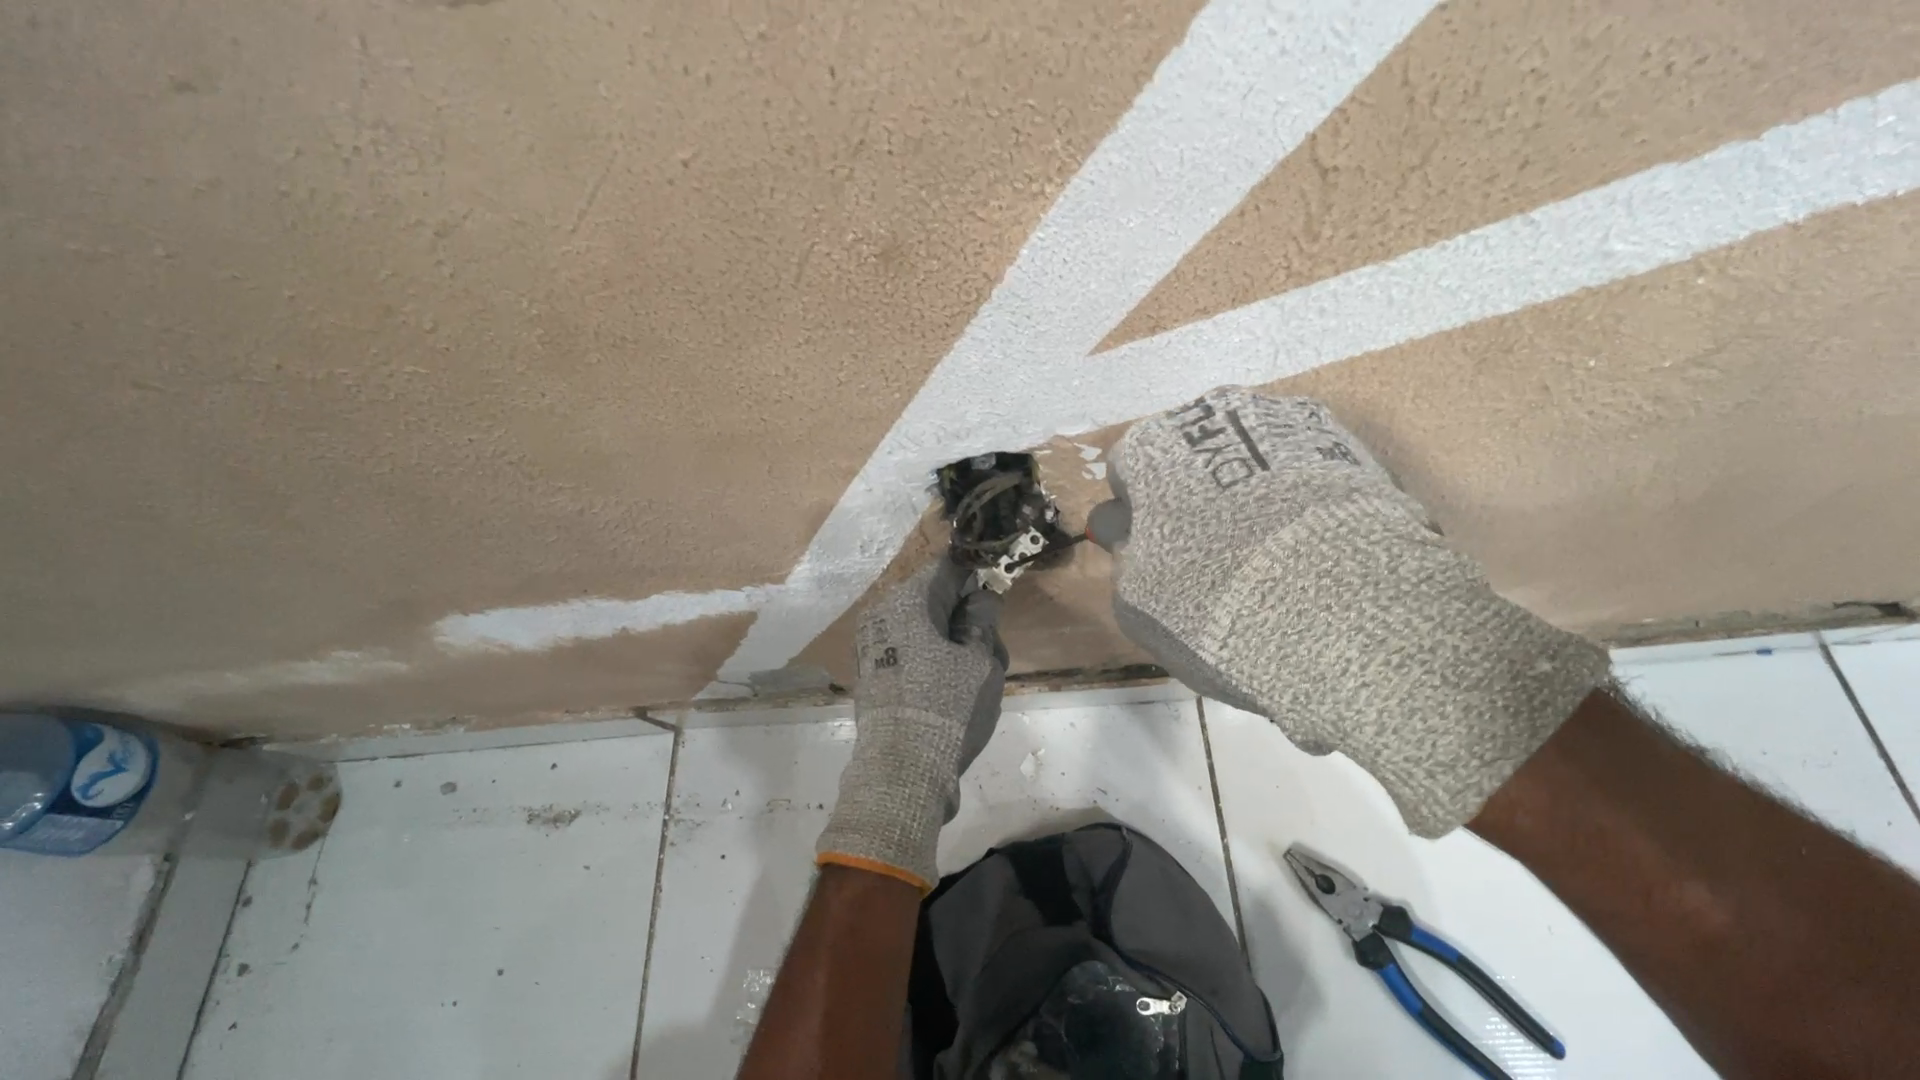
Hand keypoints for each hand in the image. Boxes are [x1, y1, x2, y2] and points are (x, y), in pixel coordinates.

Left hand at [816, 558, 1006, 889]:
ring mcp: (871, 647)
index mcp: (906, 602)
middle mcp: (881, 615)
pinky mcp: (871, 676)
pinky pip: (907, 652)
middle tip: (991, 650)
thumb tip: (981, 598)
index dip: (976, 578)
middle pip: (932, 599)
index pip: (948, 568)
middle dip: (964, 618)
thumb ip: (982, 622)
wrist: (902, 772)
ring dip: (948, 642)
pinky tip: (949, 691)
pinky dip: (930, 660)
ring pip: (921, 628)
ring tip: (974, 677)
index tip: (998, 597)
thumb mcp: (982, 662)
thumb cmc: (948, 709)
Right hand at [1100, 386, 1608, 836]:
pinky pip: (1312, 483)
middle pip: (1193, 462)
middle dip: (1196, 502)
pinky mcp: (1355, 453)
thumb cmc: (1213, 607)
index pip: (1130, 471)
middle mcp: (1219, 415)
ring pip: (1255, 469)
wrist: (1344, 613)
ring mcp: (1293, 427)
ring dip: (1254, 505)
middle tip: (1215, 563)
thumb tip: (1130, 529)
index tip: (1159, 556)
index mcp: (1153, 447)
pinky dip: (1307, 515)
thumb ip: (1126, 554)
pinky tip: (1318, 566)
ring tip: (1276, 571)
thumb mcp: (1136, 600)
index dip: (1141, 517)